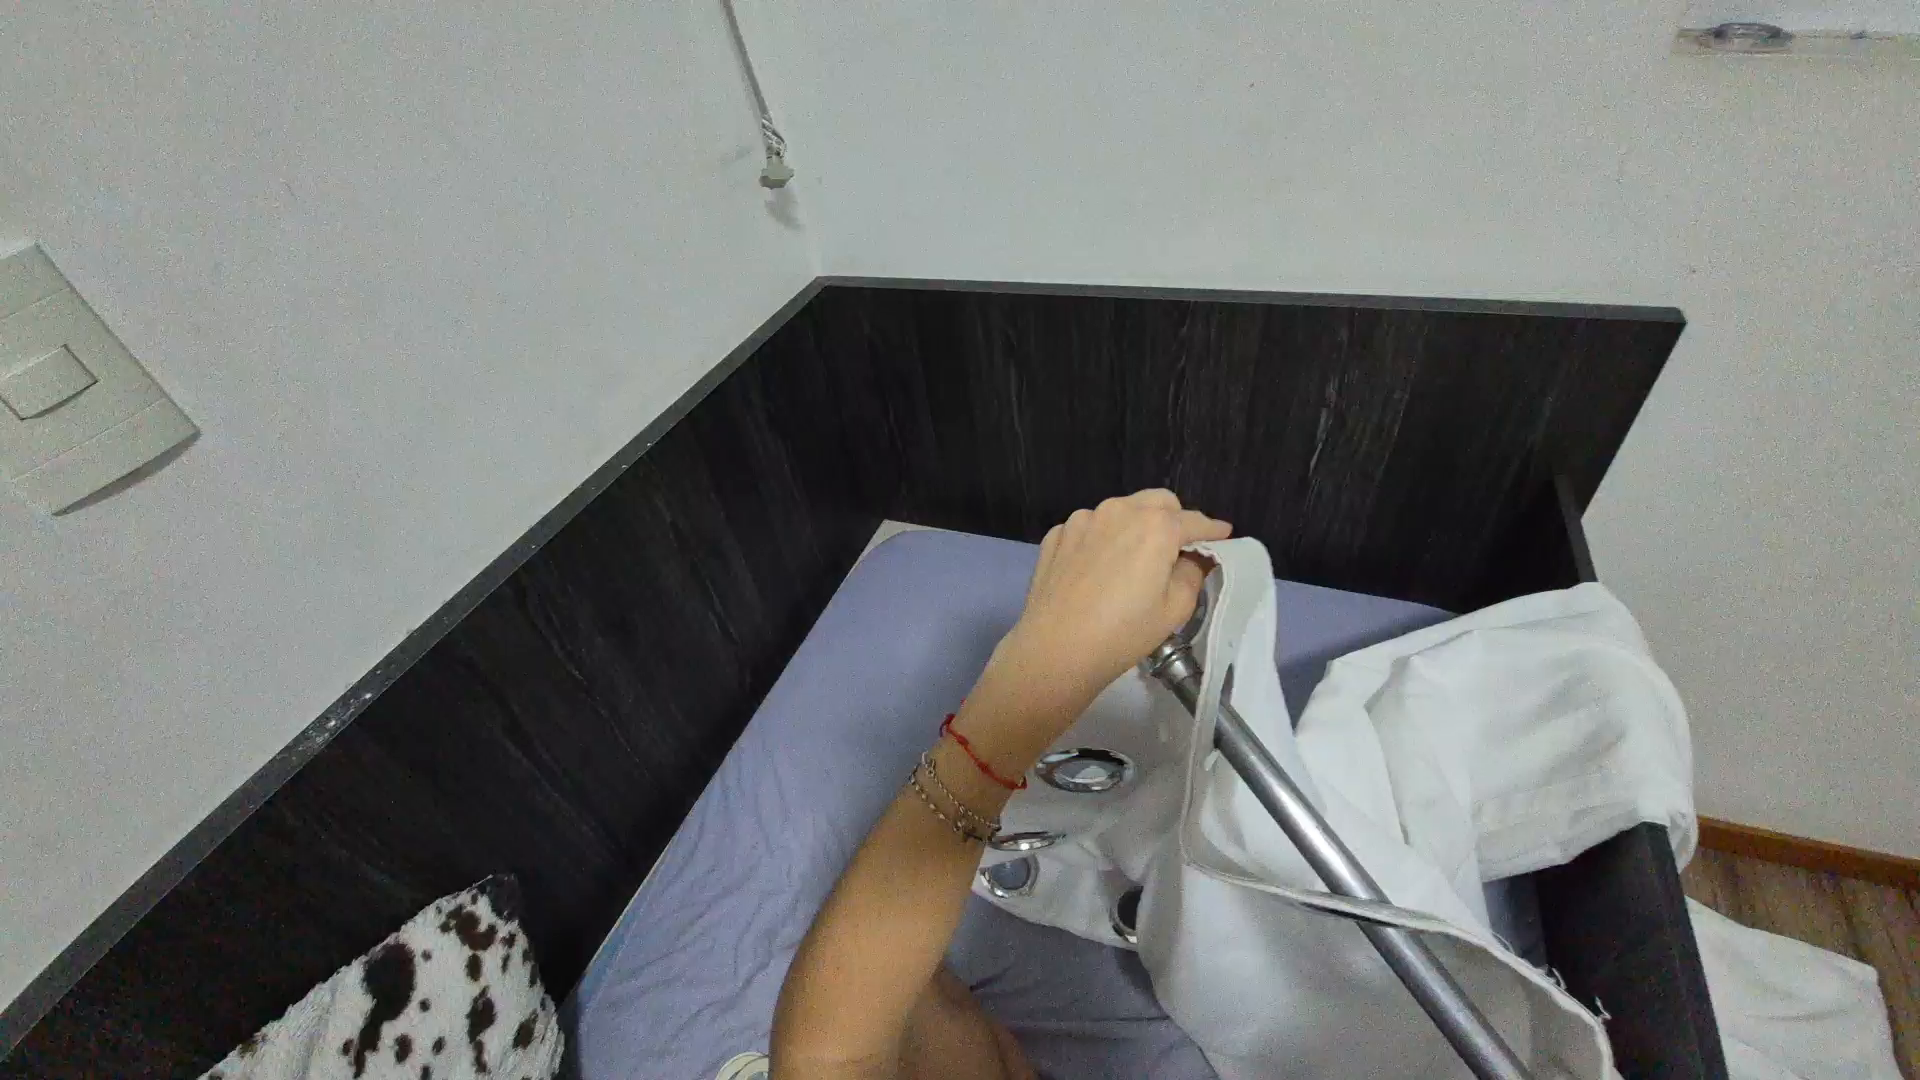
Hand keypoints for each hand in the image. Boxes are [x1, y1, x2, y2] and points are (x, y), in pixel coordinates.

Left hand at [988, 491, 1230, 717]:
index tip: (1223, 535)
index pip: (1194, 521)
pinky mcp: (1056, 535)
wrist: (1055, 648)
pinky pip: (1089, 528)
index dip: (1212, 530)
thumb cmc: (1123, 632)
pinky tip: (1098, 569)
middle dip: (1174, 518)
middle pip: (1157, 502)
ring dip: (1134, 524)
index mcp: (1155, 526)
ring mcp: (1082, 520)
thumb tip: (1196, 556)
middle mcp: (1118, 510)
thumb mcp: (1174, 608)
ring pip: (1120, 510)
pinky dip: (1101, 538)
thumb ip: (1193, 573)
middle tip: (1179, 547)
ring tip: (1135, 558)